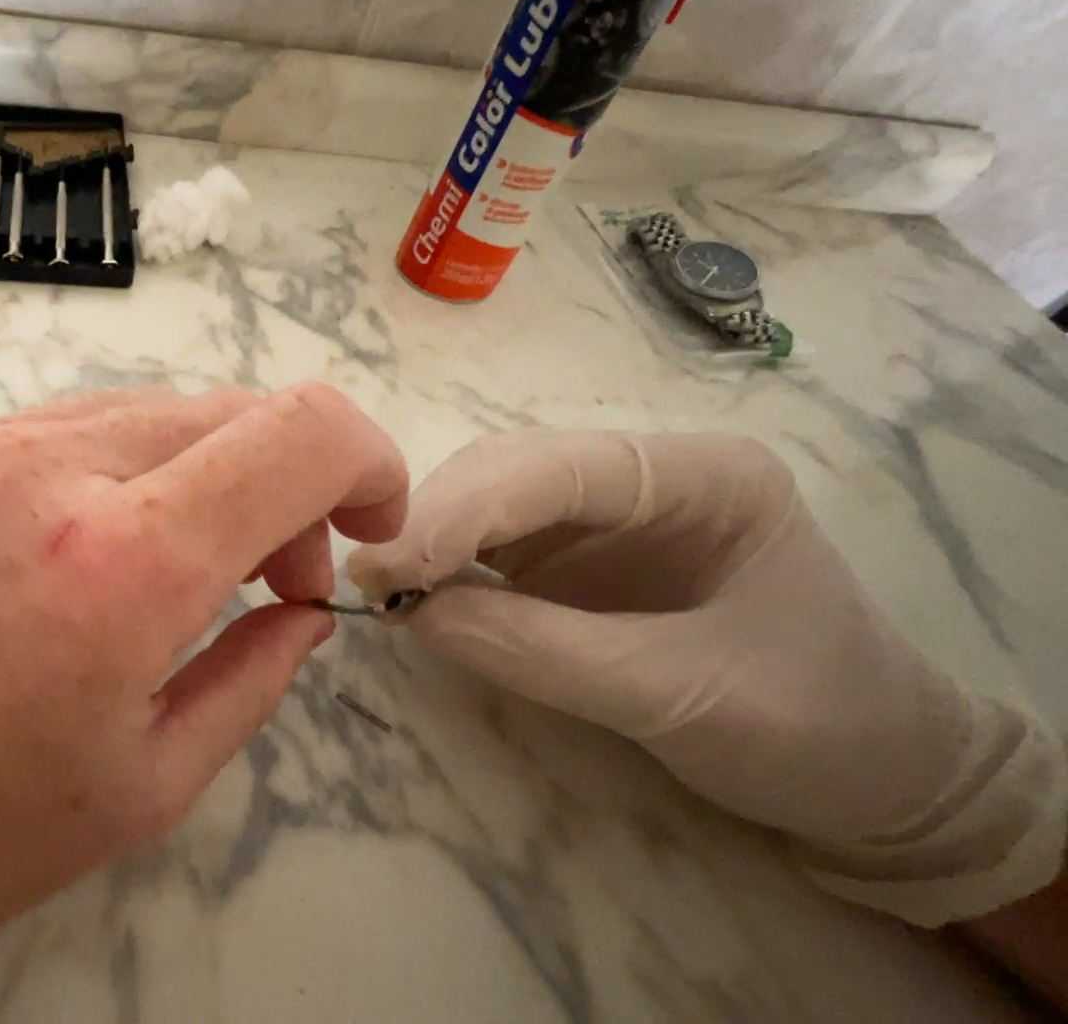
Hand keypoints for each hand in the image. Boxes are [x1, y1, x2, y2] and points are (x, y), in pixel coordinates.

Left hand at [0, 382, 408, 1009]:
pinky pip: (89, 425)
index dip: (372, 462)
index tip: (374, 523)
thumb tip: (302, 604)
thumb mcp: (152, 779)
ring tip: (199, 570)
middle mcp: (55, 467)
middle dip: (294, 483)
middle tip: (281, 579)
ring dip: (217, 472)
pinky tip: (121, 544)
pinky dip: (144, 466)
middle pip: (238, 411)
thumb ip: (255, 671)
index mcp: (122, 560)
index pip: (303, 434)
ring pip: (164, 409)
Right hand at [348, 430, 1065, 926]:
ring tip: (381, 585)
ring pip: (488, 496)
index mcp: (701, 477)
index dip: (463, 511)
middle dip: (435, 518)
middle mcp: (644, 475)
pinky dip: (443, 562)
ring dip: (428, 535)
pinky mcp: (574, 554)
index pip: (556, 470)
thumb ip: (544, 651)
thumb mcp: (682, 696)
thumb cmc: (812, 728)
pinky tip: (413, 588)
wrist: (875, 773)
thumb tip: (413, 615)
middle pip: (508, 469)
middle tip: (368, 579)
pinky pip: (490, 540)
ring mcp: (604, 512)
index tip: (386, 567)